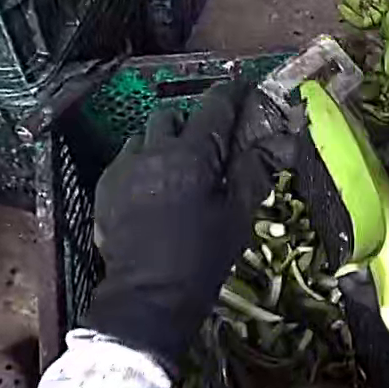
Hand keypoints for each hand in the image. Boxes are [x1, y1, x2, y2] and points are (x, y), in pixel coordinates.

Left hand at [82, 82, 278, 368]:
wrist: (148, 297)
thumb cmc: (202, 257)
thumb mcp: (238, 214)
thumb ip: (256, 169)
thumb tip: (282, 139)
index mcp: (192, 156)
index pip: (215, 106)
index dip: (232, 93)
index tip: (243, 90)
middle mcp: (154, 151)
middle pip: (174, 113)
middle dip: (193, 120)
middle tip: (210, 142)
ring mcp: (124, 167)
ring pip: (146, 133)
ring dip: (165, 139)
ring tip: (179, 163)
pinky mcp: (105, 186)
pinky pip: (127, 156)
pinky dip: (144, 159)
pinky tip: (155, 184)